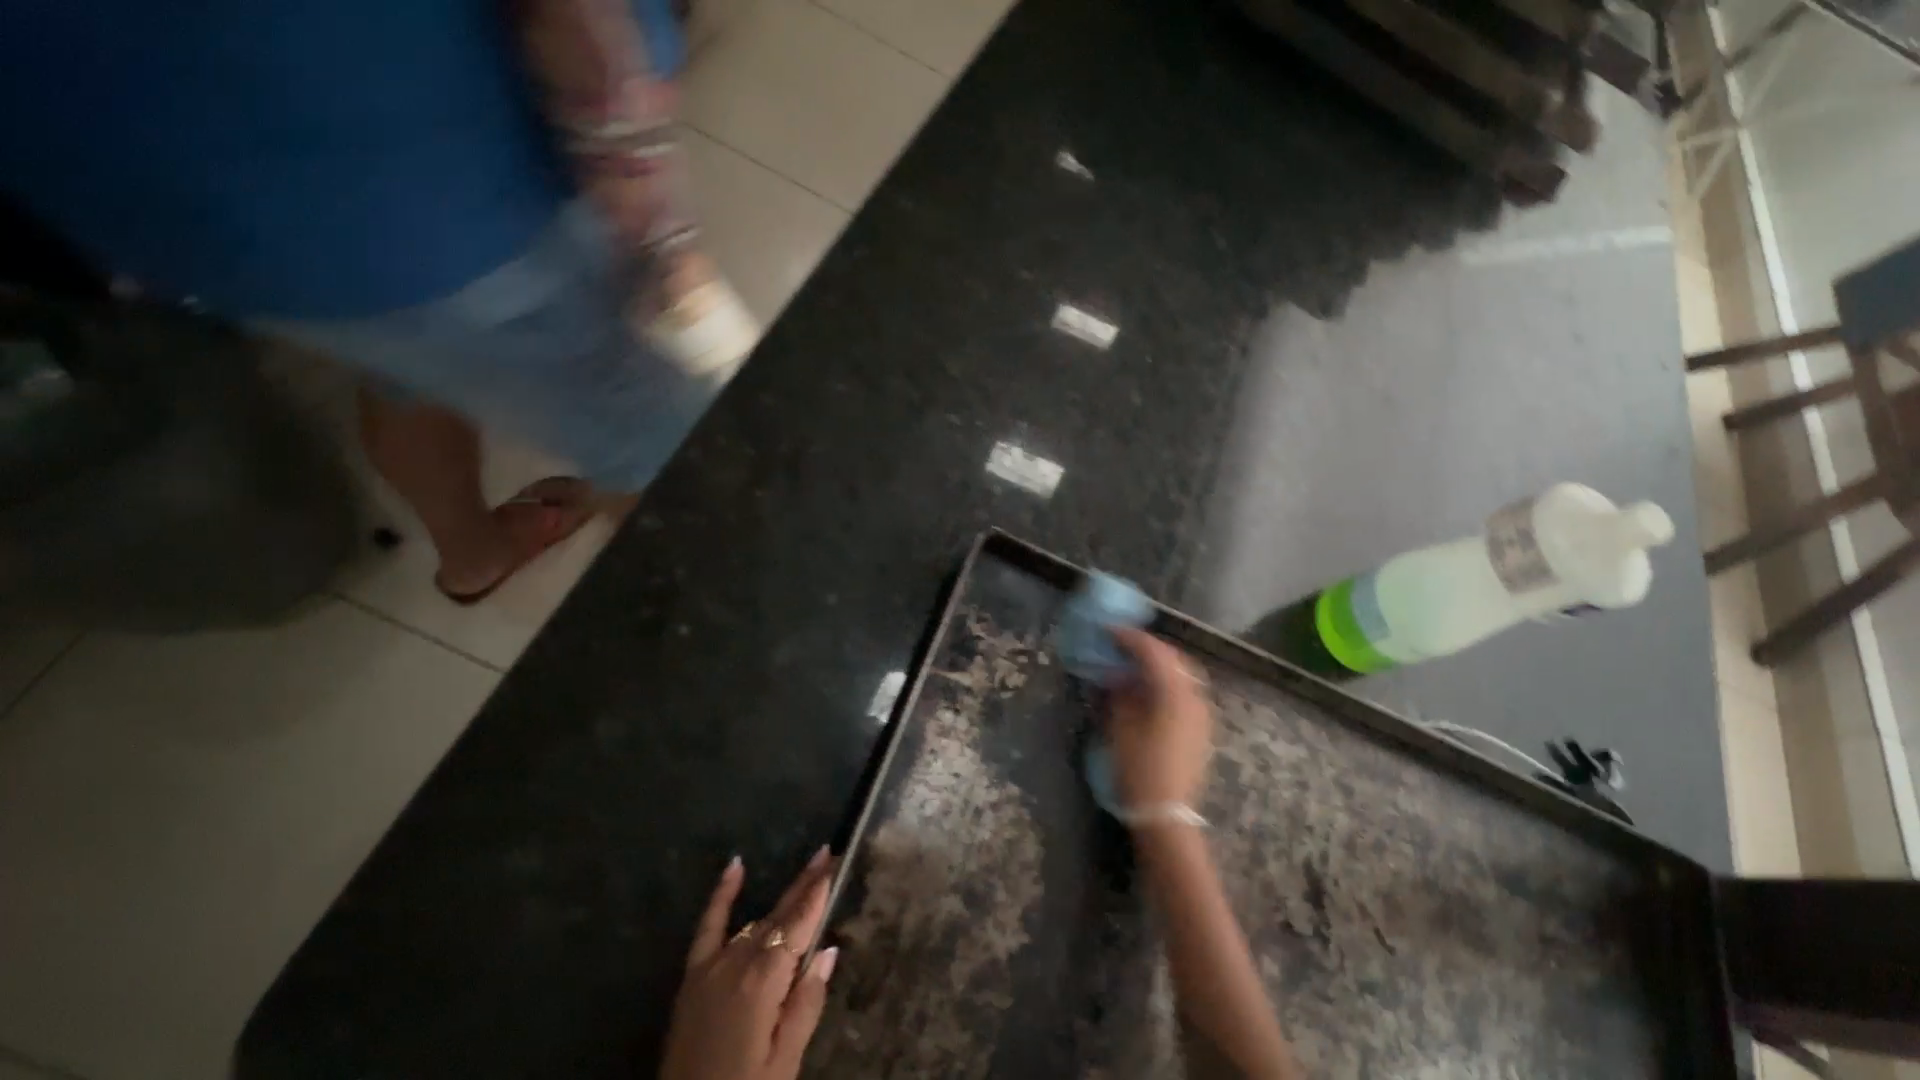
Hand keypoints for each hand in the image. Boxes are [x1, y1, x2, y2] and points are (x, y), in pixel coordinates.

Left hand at [659, 849, 839, 1079]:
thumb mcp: (786, 1059)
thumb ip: (807, 1003)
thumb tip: (828, 952)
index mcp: (764, 982)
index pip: (798, 926)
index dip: (817, 893)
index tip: (833, 862)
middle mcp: (737, 963)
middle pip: (779, 916)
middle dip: (805, 884)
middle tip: (826, 853)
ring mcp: (711, 966)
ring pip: (754, 922)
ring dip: (781, 896)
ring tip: (806, 870)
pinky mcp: (693, 975)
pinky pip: (709, 926)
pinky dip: (722, 895)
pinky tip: (735, 867)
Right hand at [1106, 628, 1213, 806]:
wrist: (1167, 815)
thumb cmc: (1139, 770)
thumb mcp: (1120, 729)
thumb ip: (1118, 695)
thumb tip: (1115, 676)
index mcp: (1174, 693)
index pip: (1153, 652)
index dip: (1129, 638)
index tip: (1107, 631)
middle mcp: (1195, 697)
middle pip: (1173, 659)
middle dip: (1147, 648)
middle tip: (1120, 645)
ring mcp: (1202, 714)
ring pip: (1182, 675)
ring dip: (1158, 665)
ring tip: (1132, 667)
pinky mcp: (1201, 729)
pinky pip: (1185, 692)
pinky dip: (1166, 683)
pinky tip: (1147, 693)